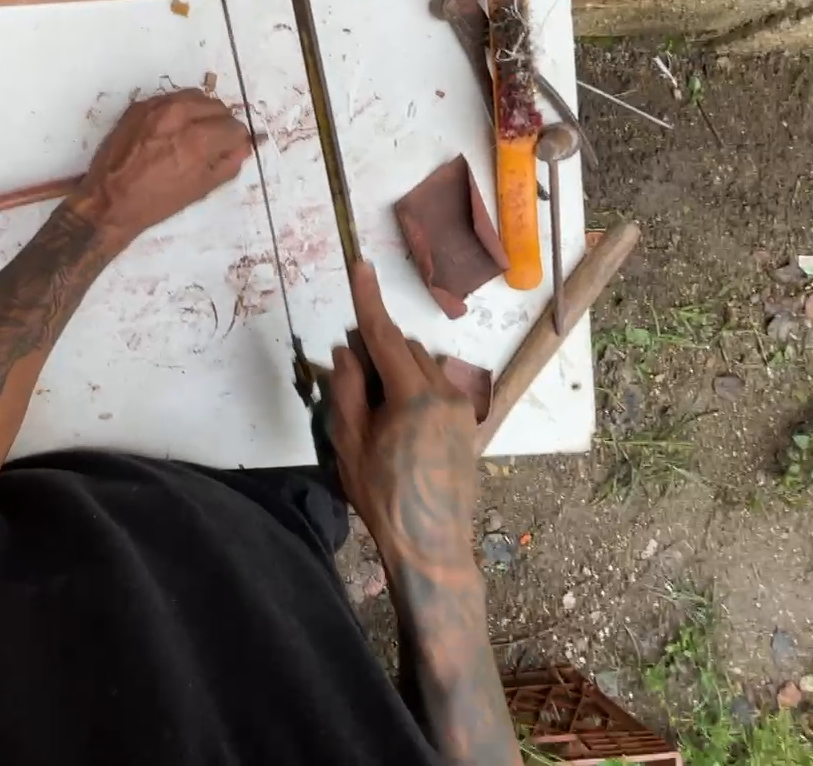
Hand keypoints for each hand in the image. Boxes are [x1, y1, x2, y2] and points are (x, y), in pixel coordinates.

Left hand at [66, 89, 252, 245]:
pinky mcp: (140, 106)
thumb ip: (228, 164)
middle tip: (212, 143)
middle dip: (221, 124)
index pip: (234, 127)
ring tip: (193, 134)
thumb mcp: (201, 188)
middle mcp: (179, 116)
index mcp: (198, 140)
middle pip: (218, 107)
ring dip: (202, 113)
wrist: (110, 200)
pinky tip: (172, 129)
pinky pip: (172, 98)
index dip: (236, 141)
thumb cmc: (156, 201)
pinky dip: (179, 110)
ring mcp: (157, 107)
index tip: (230, 149)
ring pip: (196, 97)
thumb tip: (244, 146)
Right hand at [328, 261, 480, 573]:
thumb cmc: (381, 496)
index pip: (385, 335)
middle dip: (375, 349)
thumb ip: (347, 389)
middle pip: (403, 347)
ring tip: (375, 412)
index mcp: (413, 396)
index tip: (360, 266)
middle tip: (350, 382)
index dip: (369, 299)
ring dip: (394, 369)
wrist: (431, 545)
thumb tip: (347, 350)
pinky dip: (411, 386)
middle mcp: (444, 393)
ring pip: (420, 364)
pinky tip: (398, 424)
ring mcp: (459, 408)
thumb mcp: (349, 443)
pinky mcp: (465, 423)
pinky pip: (434, 385)